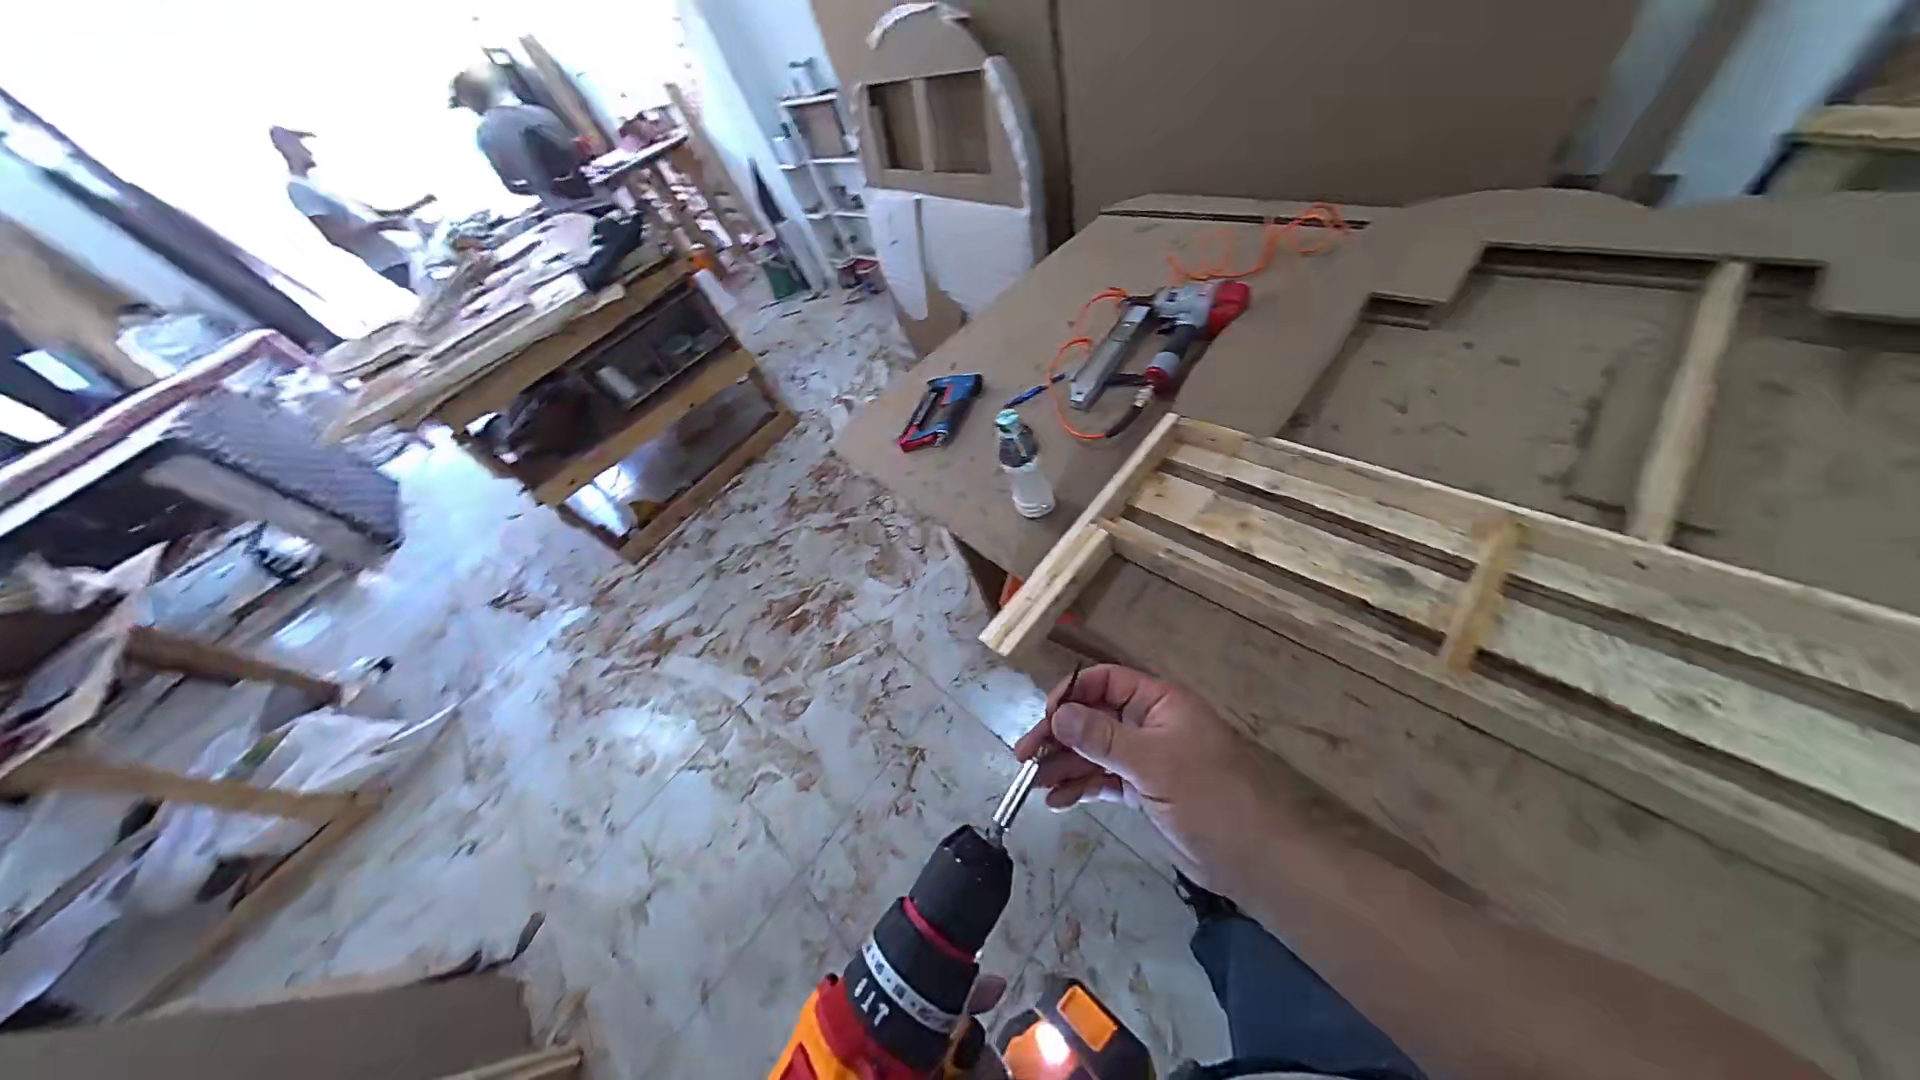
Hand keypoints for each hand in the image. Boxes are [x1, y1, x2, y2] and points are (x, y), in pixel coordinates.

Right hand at [1014, 664, 1292, 896]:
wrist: (1252, 859)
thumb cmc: (1208, 796)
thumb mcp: (1152, 762)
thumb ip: (1102, 737)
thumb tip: (1058, 715)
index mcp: (1158, 703)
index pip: (1106, 681)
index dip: (1073, 694)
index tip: (1046, 718)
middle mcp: (1148, 725)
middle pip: (1093, 718)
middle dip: (1059, 735)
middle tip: (1024, 755)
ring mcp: (1145, 759)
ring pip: (1093, 752)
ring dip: (1063, 764)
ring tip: (1032, 784)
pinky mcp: (1142, 790)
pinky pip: (1102, 780)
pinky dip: (1079, 787)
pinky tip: (1056, 799)